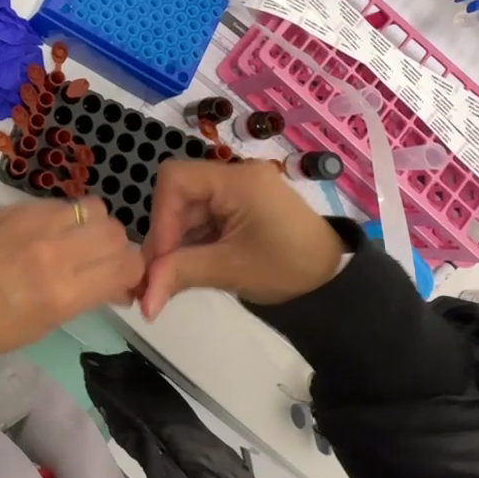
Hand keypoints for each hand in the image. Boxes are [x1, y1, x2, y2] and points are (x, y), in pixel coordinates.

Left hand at [0, 198, 144, 360]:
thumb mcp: (39, 326)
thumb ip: (82, 297)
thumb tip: (113, 283)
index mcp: (61, 291)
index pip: (128, 264)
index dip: (133, 274)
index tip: (120, 284)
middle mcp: (54, 250)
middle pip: (115, 230)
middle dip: (115, 249)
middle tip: (98, 265)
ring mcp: (33, 222)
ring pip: (92, 207)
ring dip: (91, 227)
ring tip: (72, 245)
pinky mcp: (14, 206)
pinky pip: (59, 204)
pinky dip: (64, 218)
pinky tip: (45, 235)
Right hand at [137, 159, 345, 318]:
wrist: (336, 284)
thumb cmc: (288, 269)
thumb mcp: (231, 270)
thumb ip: (180, 273)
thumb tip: (142, 302)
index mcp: (237, 180)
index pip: (175, 180)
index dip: (160, 216)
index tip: (160, 258)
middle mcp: (235, 175)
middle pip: (179, 193)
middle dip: (167, 233)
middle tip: (158, 273)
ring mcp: (238, 190)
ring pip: (187, 207)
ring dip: (178, 240)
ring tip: (172, 275)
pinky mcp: (240, 206)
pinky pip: (203, 216)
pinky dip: (193, 240)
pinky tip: (191, 265)